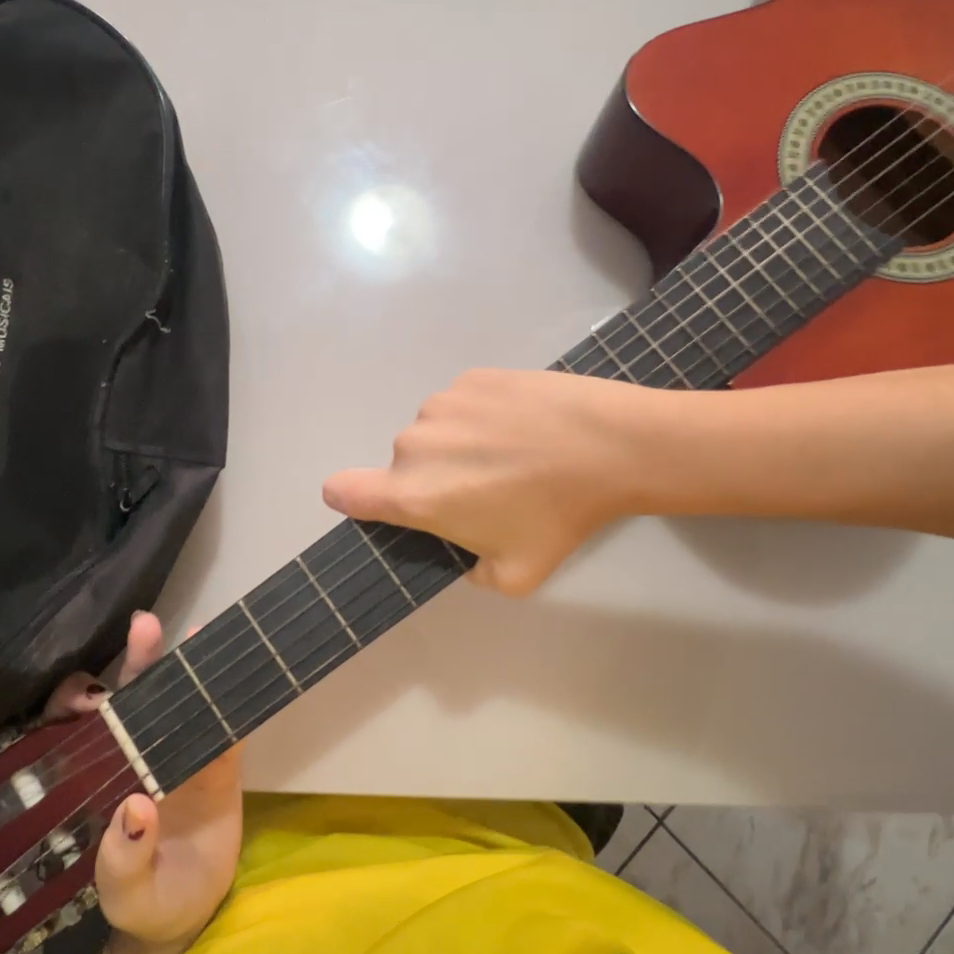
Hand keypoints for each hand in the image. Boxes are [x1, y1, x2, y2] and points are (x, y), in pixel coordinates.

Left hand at [42, 612, 241, 953]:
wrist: (190, 914)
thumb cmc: (144, 902)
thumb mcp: (124, 892)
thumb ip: (123, 860)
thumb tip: (137, 806)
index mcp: (103, 778)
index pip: (85, 728)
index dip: (80, 701)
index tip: (84, 690)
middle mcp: (140, 757)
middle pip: (137, 700)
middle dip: (139, 660)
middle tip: (145, 625)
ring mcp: (183, 758)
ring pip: (182, 703)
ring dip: (188, 668)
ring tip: (196, 630)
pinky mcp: (221, 768)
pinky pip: (227, 731)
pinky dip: (231, 702)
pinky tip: (237, 673)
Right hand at [323, 368, 665, 595]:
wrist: (610, 445)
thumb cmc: (557, 516)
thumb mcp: (514, 576)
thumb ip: (471, 572)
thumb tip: (467, 551)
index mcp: (413, 495)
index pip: (343, 491)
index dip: (349, 498)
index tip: (373, 503)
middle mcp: (414, 445)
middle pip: (403, 466)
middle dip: (432, 479)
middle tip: (488, 490)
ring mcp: (442, 404)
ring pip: (434, 433)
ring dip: (457, 446)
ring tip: (512, 454)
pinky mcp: (473, 377)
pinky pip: (461, 405)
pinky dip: (481, 417)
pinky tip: (522, 425)